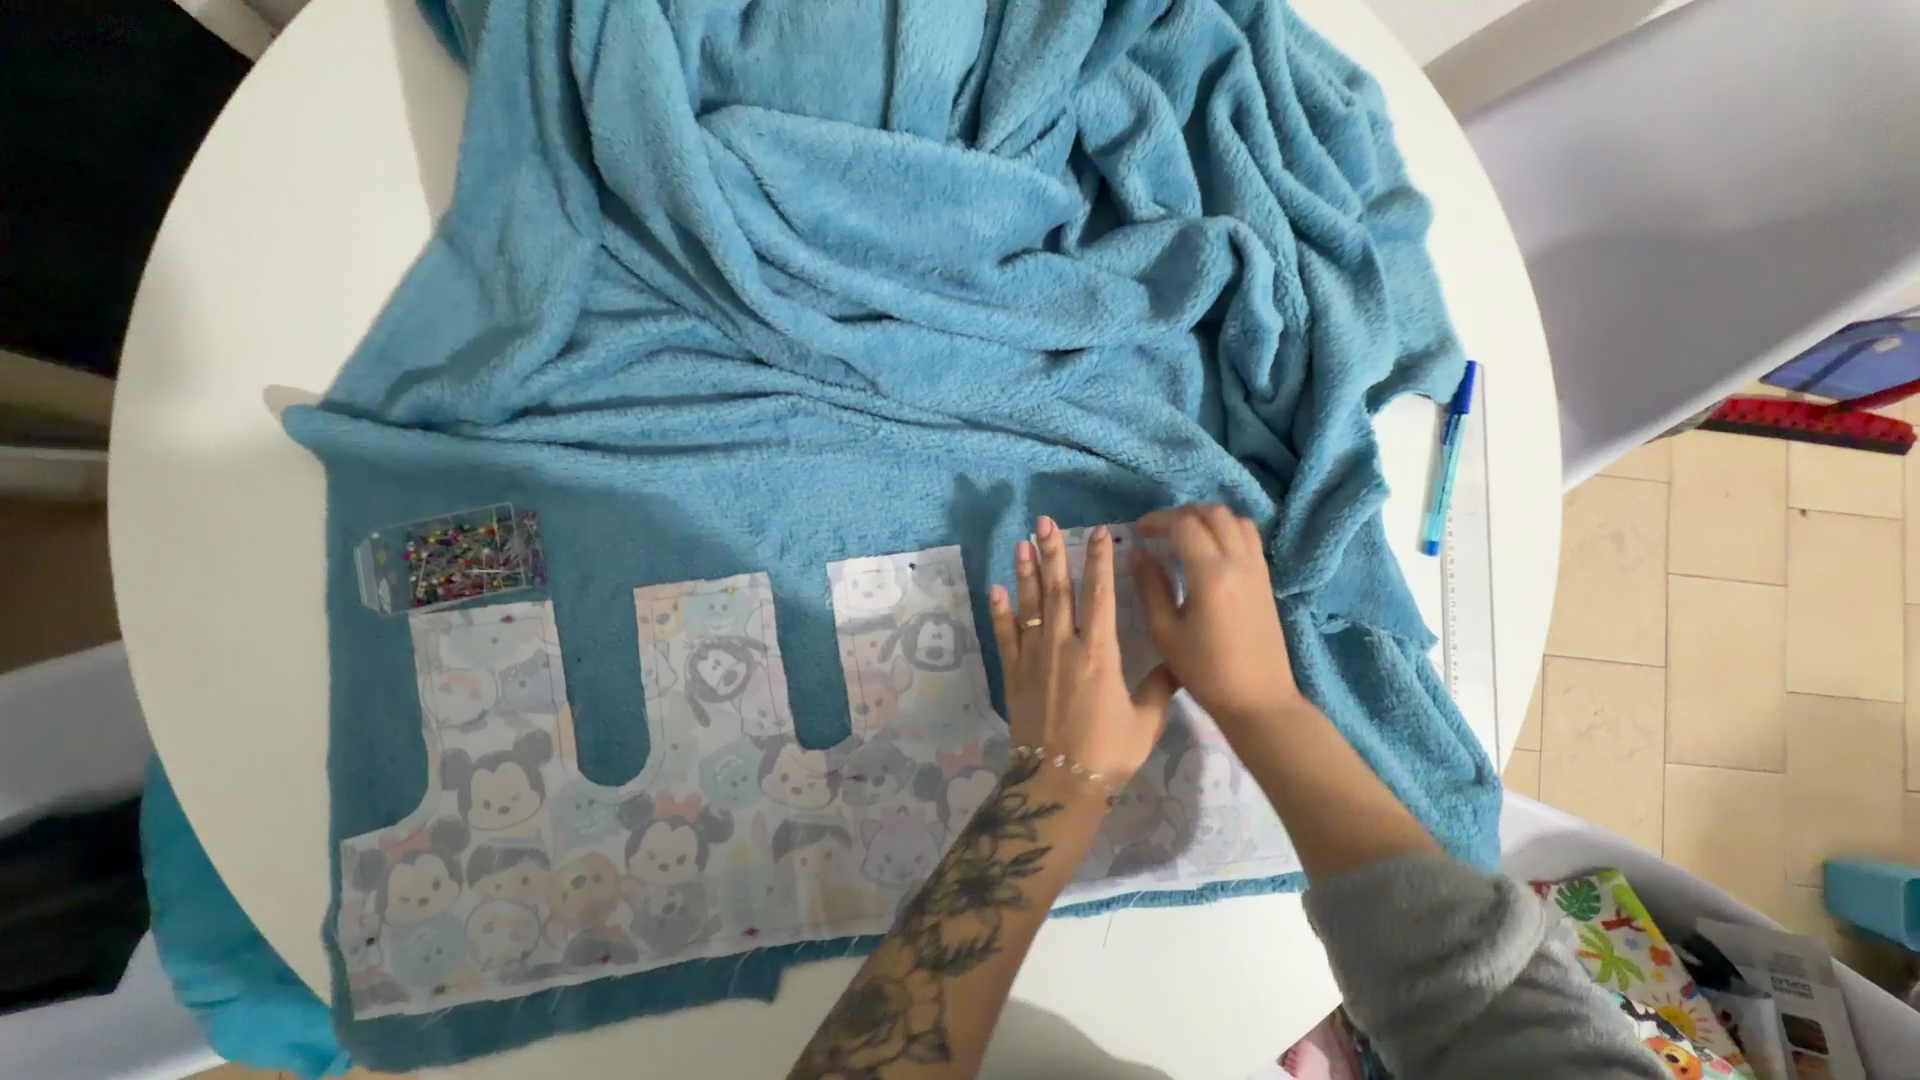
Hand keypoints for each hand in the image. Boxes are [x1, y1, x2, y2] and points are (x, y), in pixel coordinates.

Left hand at [988, 517, 1177, 786]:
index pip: (1100, 596)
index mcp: (1100, 653)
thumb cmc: (1107, 752)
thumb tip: (1179, 663)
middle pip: (1058, 590)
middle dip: (1053, 552)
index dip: (1099, 561)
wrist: (1058, 781)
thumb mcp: (1145, 721)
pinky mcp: (1014, 673)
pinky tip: (997, 589)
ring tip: (1022, 543)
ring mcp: (1034, 658)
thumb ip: (1160, 687)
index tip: (1099, 533)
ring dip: (1026, 572)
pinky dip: (1001, 611)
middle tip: (1045, 522)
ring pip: (1030, 605)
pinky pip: (1006, 635)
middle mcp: (1064, 646)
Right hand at [1133, 503, 1306, 730]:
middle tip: (1158, 531)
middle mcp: (1239, 562)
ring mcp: (1257, 568)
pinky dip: (1227, 529)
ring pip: (1235, 519)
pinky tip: (1209, 549)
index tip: (1138, 531)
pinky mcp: (1266, 578)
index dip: (1157, 520)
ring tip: (1184, 535)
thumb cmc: (1205, 671)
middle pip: (1212, 513)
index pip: (1184, 525)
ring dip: (1206, 517)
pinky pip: (1249, 536)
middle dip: (1181, 514)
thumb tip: (1137, 554)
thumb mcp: (1166, 632)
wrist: (1257, 698)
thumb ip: (1151, 587)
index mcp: (1211, 575)